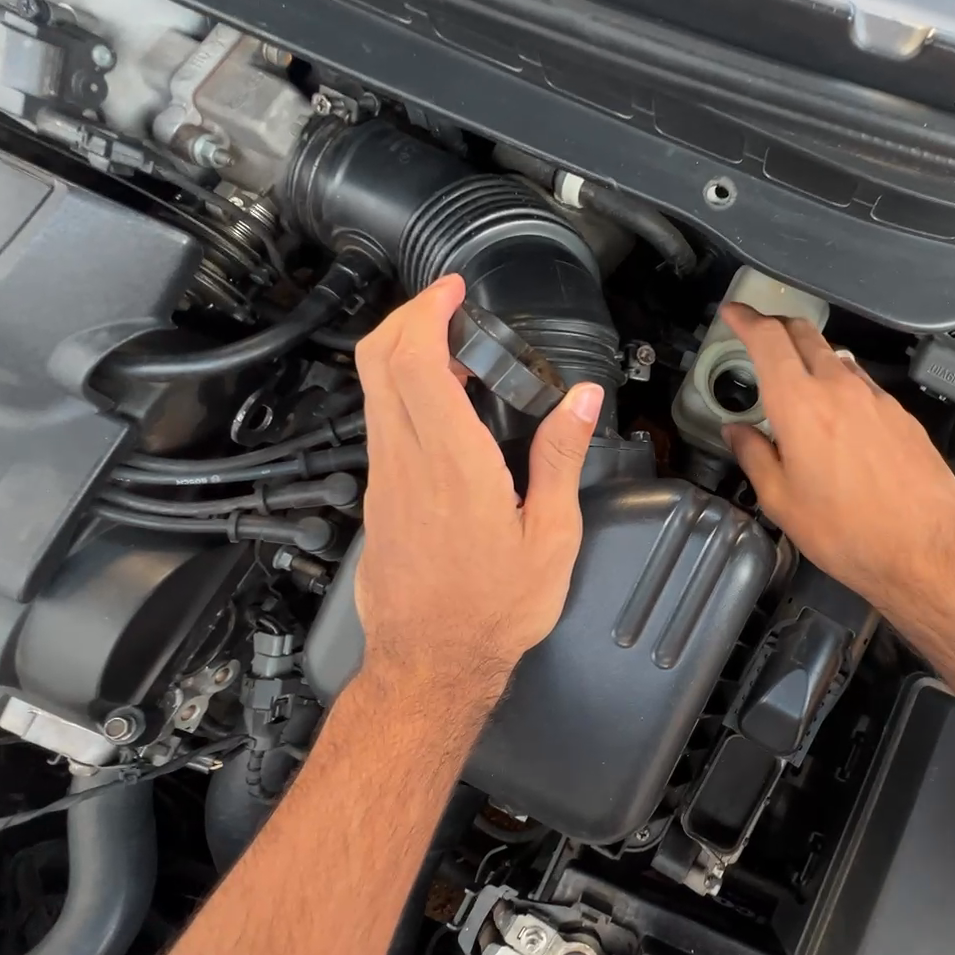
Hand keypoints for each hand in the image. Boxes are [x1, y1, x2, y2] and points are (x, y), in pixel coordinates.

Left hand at [353, 275, 603, 703]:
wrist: (433, 662)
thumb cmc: (492, 610)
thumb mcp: (552, 535)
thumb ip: (561, 458)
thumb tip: (581, 402)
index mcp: (454, 466)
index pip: (419, 363)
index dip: (429, 312)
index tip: (452, 291)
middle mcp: (408, 464)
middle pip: (379, 361)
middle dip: (407, 315)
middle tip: (447, 304)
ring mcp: (385, 480)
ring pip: (374, 389)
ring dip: (404, 352)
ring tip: (455, 350)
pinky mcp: (379, 498)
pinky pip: (382, 423)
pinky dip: (404, 391)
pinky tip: (444, 405)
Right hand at [720, 302, 954, 617]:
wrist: (927, 551)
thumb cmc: (854, 534)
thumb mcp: (782, 502)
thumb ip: (754, 457)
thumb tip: (738, 435)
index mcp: (800, 405)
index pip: (768, 339)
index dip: (745, 319)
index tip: (734, 314)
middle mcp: (841, 390)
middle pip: (805, 334)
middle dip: (777, 327)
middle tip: (759, 335)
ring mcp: (877, 399)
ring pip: (836, 358)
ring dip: (810, 357)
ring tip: (795, 380)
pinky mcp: (902, 416)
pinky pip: (864, 385)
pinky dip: (841, 385)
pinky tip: (837, 414)